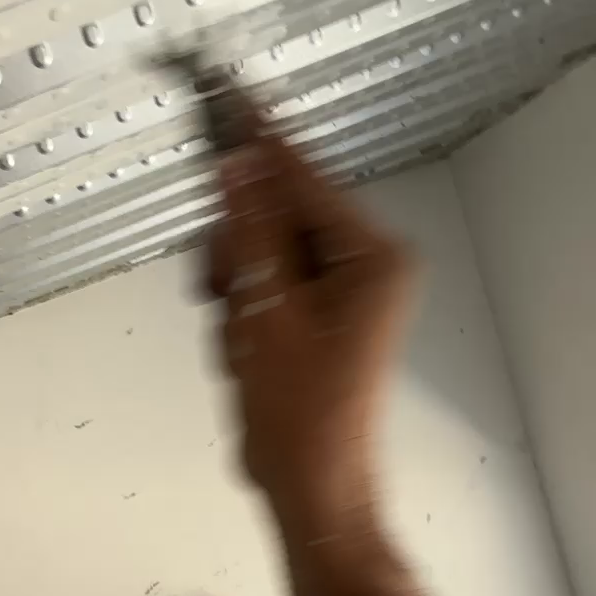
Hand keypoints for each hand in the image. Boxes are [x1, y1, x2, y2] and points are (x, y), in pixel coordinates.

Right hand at [206, 118, 415, 528]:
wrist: (309, 487)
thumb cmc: (301, 418)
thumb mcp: (267, 316)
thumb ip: (251, 237)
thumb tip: (238, 171)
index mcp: (373, 260)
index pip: (306, 182)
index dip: (260, 151)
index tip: (226, 109)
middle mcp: (365, 271)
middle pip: (281, 219)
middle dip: (240, 255)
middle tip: (222, 293)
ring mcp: (341, 299)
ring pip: (265, 257)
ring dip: (237, 294)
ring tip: (241, 345)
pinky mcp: (316, 322)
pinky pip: (266, 291)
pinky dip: (243, 315)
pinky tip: (244, 354)